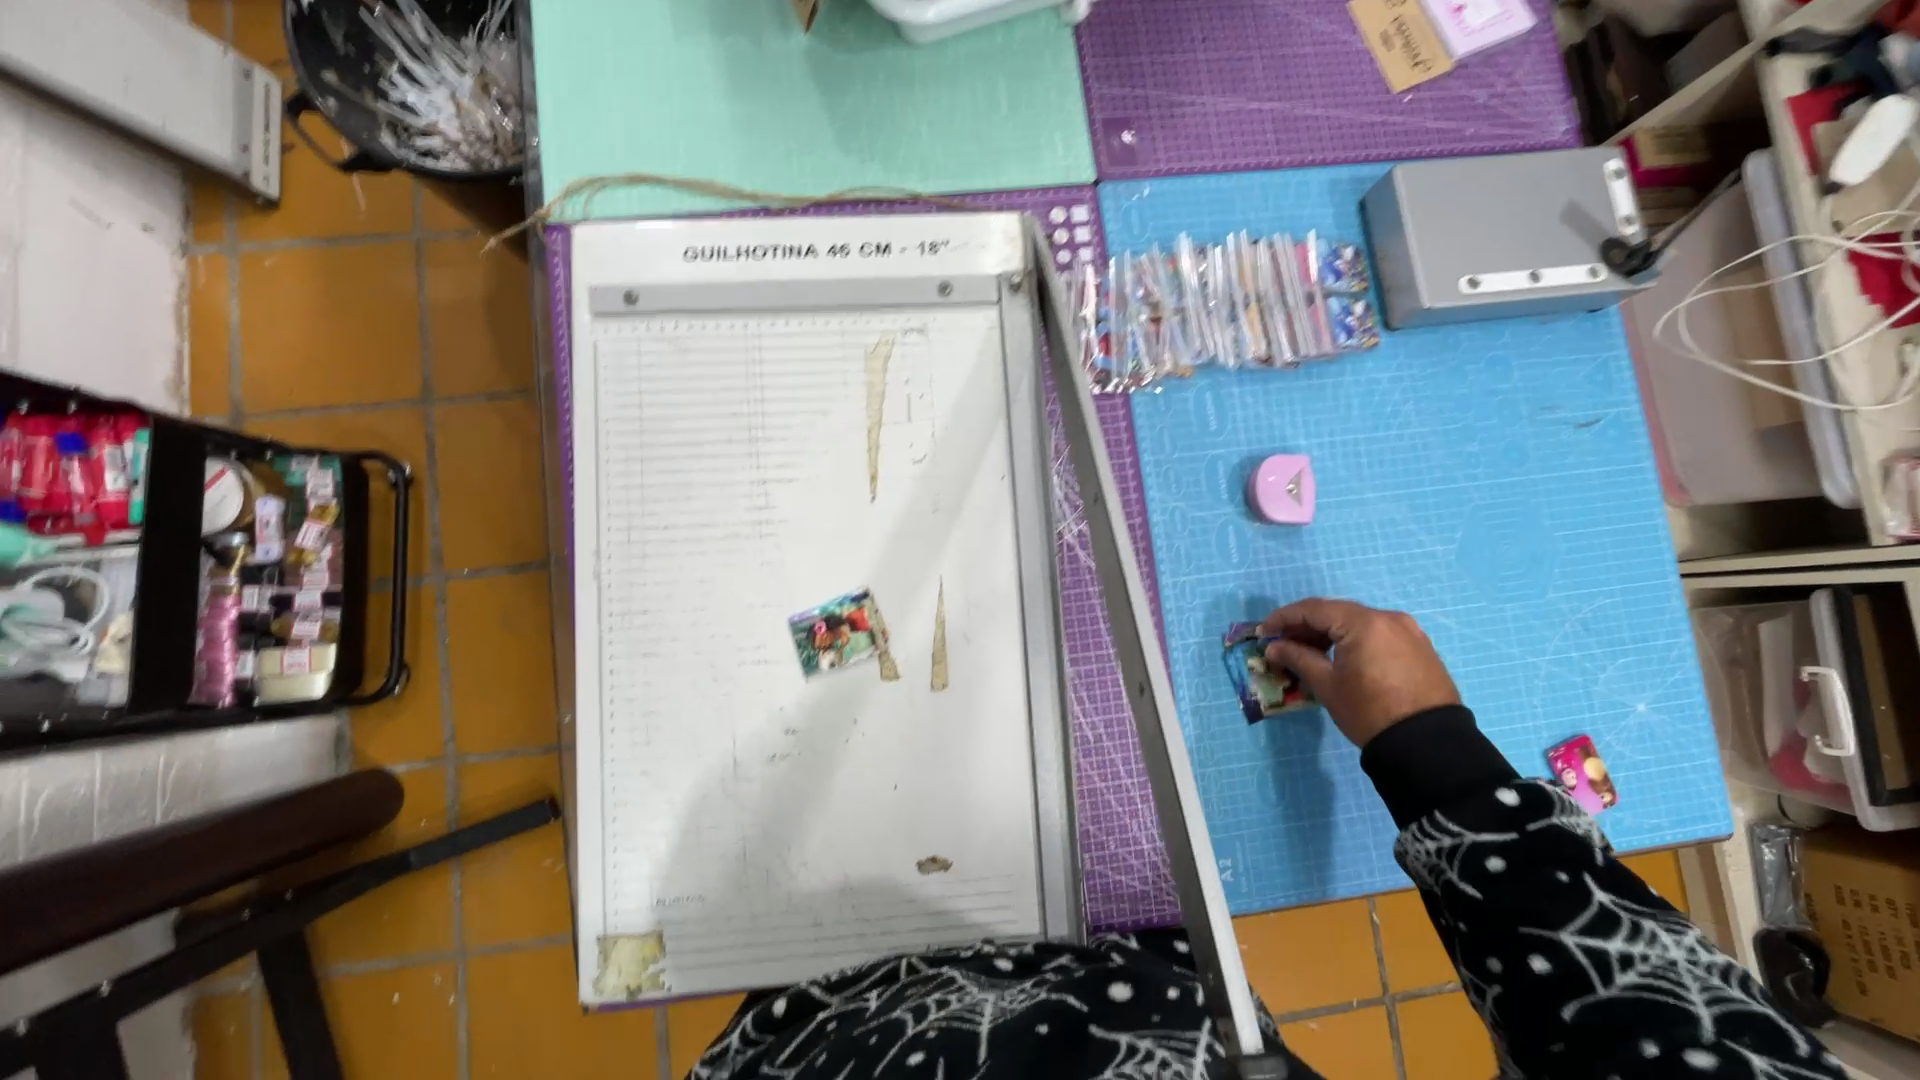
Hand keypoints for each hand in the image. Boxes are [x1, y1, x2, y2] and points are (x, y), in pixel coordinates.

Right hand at [1261, 598, 1459, 748]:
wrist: (1429, 744)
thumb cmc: (1370, 711)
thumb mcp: (1327, 685)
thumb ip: (1297, 658)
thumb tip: (1274, 647)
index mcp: (1363, 622)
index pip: (1313, 609)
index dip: (1283, 618)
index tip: (1264, 633)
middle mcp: (1387, 618)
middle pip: (1337, 612)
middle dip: (1306, 626)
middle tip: (1283, 644)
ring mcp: (1408, 631)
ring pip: (1358, 622)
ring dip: (1330, 633)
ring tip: (1309, 653)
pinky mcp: (1419, 647)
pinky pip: (1378, 634)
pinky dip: (1354, 640)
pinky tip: (1341, 658)